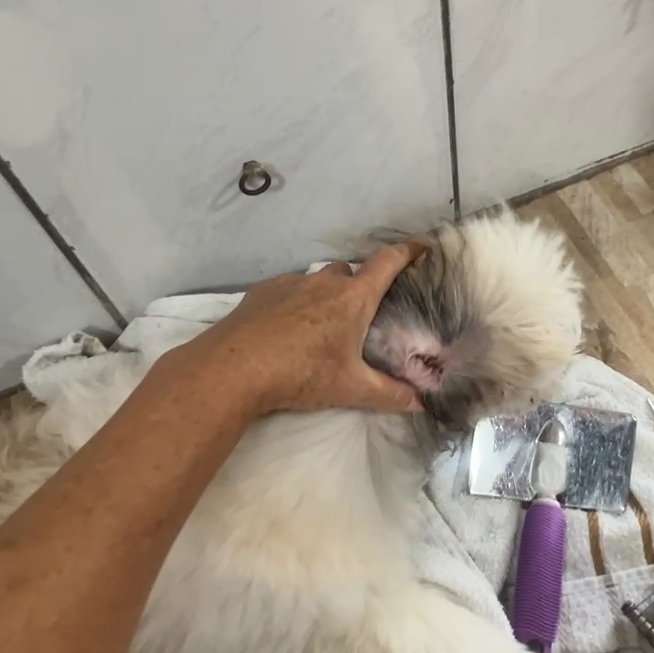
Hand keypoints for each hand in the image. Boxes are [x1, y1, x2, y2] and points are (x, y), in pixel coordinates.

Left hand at [192, 245, 423, 415]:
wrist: (232, 369)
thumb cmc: (301, 374)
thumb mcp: (350, 389)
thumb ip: (389, 395)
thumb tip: (420, 403)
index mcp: (353, 297)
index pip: (387, 262)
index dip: (407, 252)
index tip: (421, 249)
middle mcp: (324, 281)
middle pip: (351, 271)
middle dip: (361, 285)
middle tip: (365, 313)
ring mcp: (290, 283)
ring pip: (318, 280)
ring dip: (327, 294)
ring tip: (323, 325)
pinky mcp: (262, 292)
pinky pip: (289, 289)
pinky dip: (297, 302)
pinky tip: (289, 328)